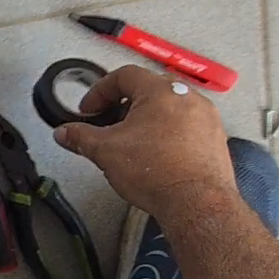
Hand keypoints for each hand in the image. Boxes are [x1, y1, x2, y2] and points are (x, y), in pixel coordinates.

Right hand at [51, 65, 238, 226]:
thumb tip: (64, 132)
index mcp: (160, 92)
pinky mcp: (214, 138)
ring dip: (147, 117)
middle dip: (123, 102)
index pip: (125, 75)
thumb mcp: (104, 151)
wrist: (195, 202)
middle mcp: (188, 98)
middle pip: (149, 87)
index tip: (89, 108)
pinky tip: (154, 153)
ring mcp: (206, 117)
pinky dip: (166, 132)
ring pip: (170, 106)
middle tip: (109, 119)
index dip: (99, 90)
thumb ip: (80, 136)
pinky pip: (186, 124)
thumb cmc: (156, 172)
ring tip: (131, 139)